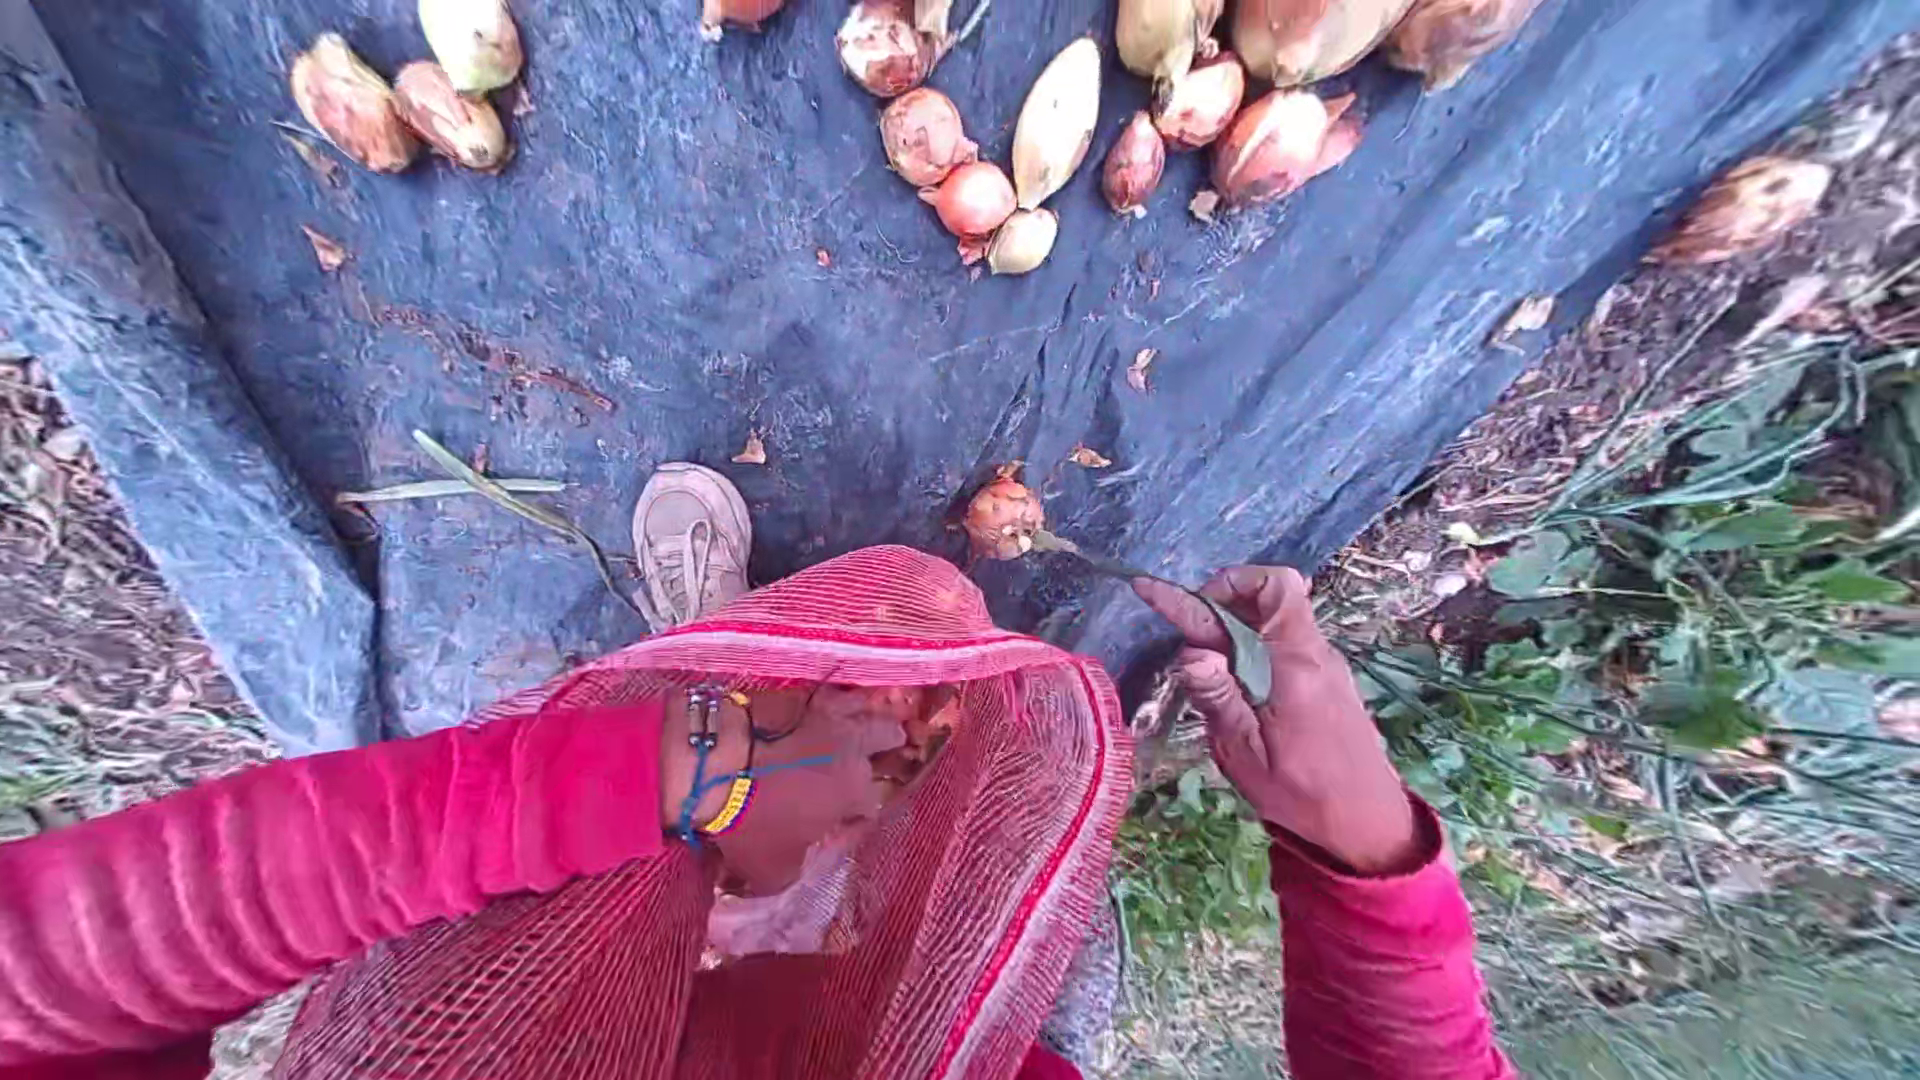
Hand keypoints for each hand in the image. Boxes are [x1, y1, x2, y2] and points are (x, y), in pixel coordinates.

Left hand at [658, 686, 914, 894]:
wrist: (715, 758)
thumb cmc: (750, 819)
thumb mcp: (770, 869)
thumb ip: (793, 871)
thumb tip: (792, 867)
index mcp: (854, 790)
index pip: (874, 802)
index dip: (860, 811)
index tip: (843, 819)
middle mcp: (853, 746)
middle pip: (889, 735)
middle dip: (887, 744)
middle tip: (869, 754)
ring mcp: (830, 712)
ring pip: (865, 706)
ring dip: (864, 715)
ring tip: (851, 724)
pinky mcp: (803, 692)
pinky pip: (828, 694)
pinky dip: (828, 702)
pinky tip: (816, 711)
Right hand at [1134, 566, 1419, 874]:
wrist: (1369, 826)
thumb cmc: (1302, 795)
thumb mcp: (1244, 753)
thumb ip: (1217, 697)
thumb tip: (1190, 652)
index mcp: (1293, 667)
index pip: (1249, 602)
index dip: (1192, 594)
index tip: (1148, 588)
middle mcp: (1314, 652)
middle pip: (1272, 589)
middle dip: (1224, 592)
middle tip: (1192, 626)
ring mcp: (1323, 661)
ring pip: (1278, 608)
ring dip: (1237, 612)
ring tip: (1207, 651)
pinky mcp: (1324, 674)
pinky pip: (1284, 632)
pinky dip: (1251, 633)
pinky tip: (1234, 672)